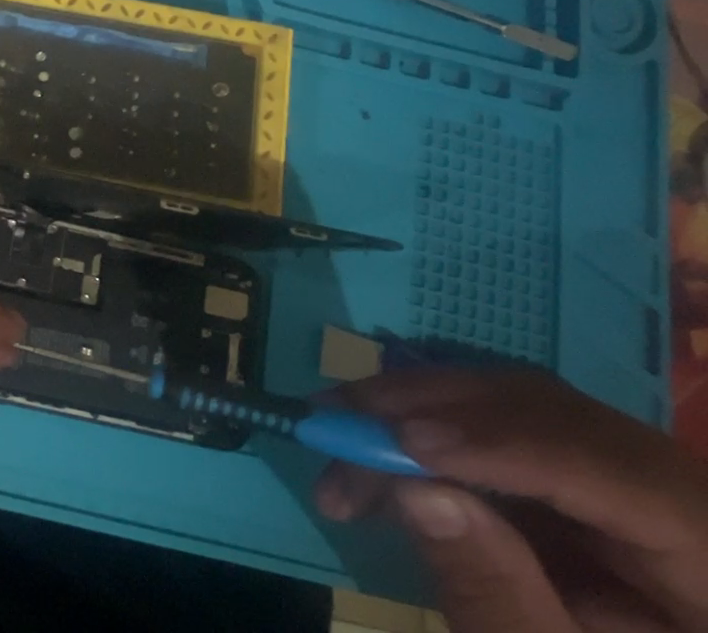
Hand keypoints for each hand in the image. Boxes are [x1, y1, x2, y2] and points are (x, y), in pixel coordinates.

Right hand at [315, 369, 707, 631]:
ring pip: (512, 405)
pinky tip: (368, 465)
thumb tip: (416, 494)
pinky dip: (417, 435)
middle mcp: (685, 493)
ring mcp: (629, 473)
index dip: (508, 444)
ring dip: (407, 415)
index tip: (398, 439)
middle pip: (557, 416)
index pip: (623, 474)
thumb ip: (499, 596)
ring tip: (332, 449)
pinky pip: (490, 426)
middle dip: (431, 410)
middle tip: (330, 424)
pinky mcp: (574, 470)